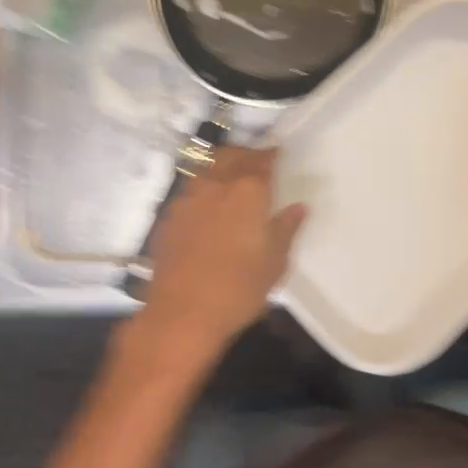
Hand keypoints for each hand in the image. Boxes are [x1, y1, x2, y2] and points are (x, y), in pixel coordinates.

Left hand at [139, 146, 307, 352]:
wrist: (182, 314)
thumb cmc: (238, 289)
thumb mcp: (275, 262)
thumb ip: (286, 229)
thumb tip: (299, 207)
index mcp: (249, 191)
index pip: (262, 160)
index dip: (271, 155)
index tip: (278, 154)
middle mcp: (217, 185)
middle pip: (231, 156)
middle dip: (246, 154)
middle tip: (257, 161)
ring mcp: (188, 199)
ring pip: (207, 169)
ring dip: (222, 167)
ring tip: (232, 179)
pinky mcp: (169, 217)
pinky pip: (190, 191)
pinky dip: (203, 189)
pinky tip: (208, 207)